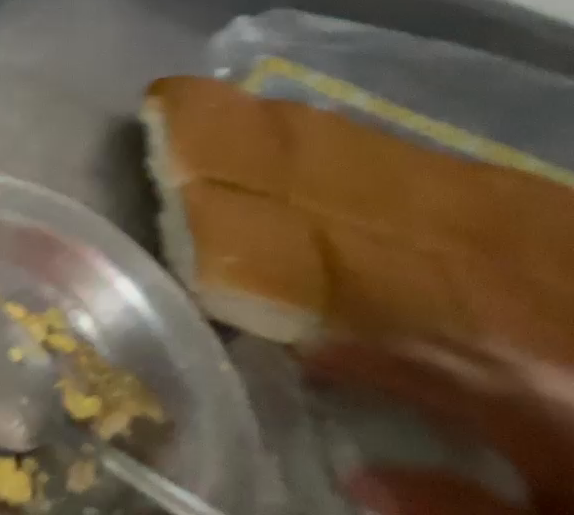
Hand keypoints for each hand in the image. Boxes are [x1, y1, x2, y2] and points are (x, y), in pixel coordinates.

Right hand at [304, 340, 573, 514]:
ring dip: (422, 352)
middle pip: (439, 347)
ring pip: (475, 349)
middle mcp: (528, 377)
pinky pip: (508, 364)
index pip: (408, 366)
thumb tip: (354, 478)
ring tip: (385, 365)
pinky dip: (465, 365)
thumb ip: (448, 503)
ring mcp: (563, 383)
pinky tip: (463, 385)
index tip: (298, 354)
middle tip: (330, 357)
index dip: (350, 358)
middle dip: (380, 348)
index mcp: (507, 404)